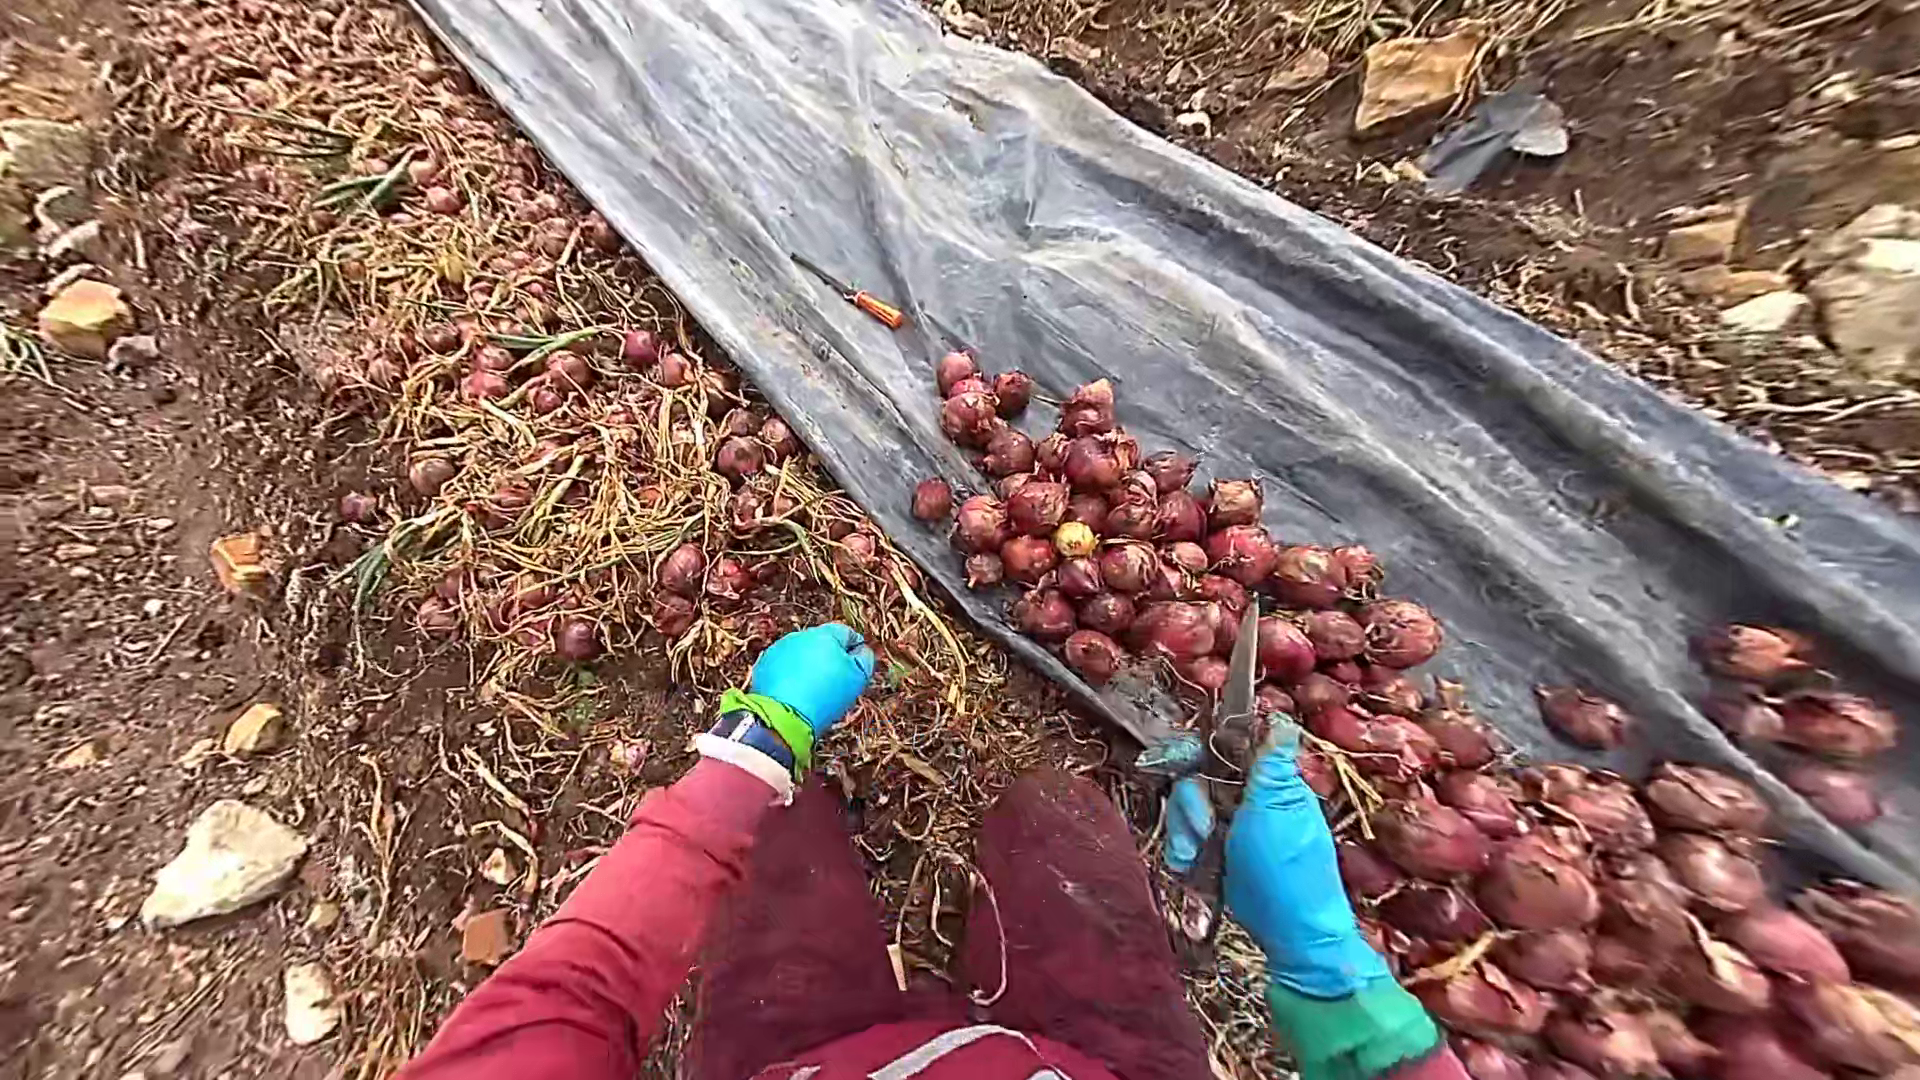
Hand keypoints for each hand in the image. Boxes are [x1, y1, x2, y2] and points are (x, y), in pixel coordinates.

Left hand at [749, 622, 874, 733]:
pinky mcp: (763, 665)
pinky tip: (795, 693)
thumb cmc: (825, 696)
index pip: (846, 633)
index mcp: (825, 634)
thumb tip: (861, 649)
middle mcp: (800, 636)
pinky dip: (790, 676)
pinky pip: (784, 667)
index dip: (854, 650)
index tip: (854, 669)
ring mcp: (779, 650)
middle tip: (834, 682)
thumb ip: (865, 658)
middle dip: (830, 658)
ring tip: (812, 691)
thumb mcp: (858, 678)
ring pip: (802, 654)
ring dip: (809, 666)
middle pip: (823, 642)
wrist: (784, 717)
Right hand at [1165, 721, 1388, 997]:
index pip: (1219, 743)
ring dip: (1184, 828)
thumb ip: (1272, 764)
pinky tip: (1190, 863)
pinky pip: (1183, 830)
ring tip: (1196, 854)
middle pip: (1193, 772)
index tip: (1171, 759)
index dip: (1192, 747)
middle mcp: (1243, 791)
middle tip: (1199, 827)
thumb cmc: (1289, 869)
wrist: (1291, 934)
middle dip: (1188, 800)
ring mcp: (1227, 818)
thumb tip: (1280, 717)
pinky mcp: (1213, 844)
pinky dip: (1181, 845)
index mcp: (1264, 778)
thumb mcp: (1279, 811)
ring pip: (1184, 801)